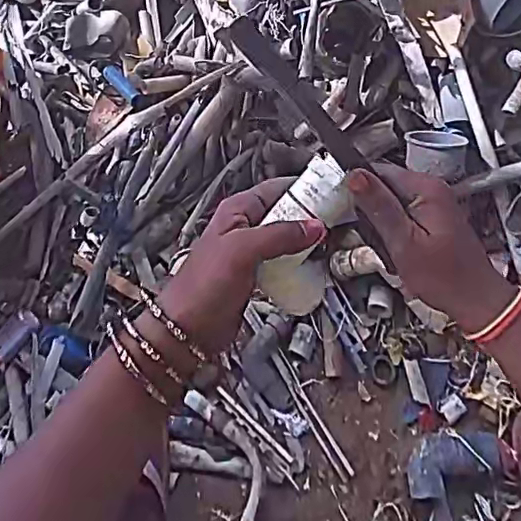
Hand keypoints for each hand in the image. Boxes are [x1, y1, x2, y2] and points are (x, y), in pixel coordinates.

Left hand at [155, 178, 325, 355]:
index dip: (302, 189)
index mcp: (237, 210)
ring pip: (286, 239)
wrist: (187, 331)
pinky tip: (308, 269)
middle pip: (285, 213)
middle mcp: (243, 227)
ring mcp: (249, 252)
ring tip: (325, 244)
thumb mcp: (243, 250)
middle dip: (308, 217)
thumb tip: (312, 226)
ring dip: (304, 242)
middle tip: (333, 221)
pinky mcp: (255, 275)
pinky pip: (282, 263)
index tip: (328, 194)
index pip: (277, 188)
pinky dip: (297, 264)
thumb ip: (279, 235)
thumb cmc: (201, 287)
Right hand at [347, 165, 515, 330]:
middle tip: (374, 235)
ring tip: (387, 244)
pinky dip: (394, 227)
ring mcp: (434, 201)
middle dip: (371, 207)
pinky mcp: (433, 215)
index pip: (378, 170)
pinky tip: (397, 246)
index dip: (359, 189)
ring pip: (391, 198)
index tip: (352, 210)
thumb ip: (379, 207)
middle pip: (384, 183)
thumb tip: (356, 176)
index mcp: (425, 189)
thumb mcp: (404, 243)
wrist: (476, 302)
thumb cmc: (446, 279)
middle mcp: (432, 189)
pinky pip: (402, 211)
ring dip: (381, 219)